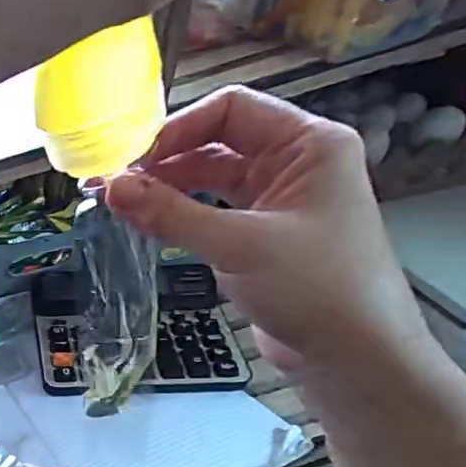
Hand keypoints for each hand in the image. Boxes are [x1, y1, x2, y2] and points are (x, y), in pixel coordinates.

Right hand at [104, 86, 433, 377]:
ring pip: (214, 180)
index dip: (178, 128)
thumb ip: (172, 214)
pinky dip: (185, 216)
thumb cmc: (314, 288)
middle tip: (118, 184)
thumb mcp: (239, 245)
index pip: (232, 110)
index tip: (132, 158)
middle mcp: (296, 164)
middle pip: (219, 143)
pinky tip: (153, 225)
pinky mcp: (265, 237)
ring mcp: (280, 202)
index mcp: (308, 144)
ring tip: (126, 205)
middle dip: (168, 161)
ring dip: (172, 189)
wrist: (354, 356)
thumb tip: (112, 188)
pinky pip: (216, 213)